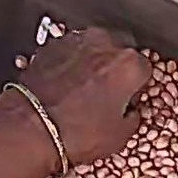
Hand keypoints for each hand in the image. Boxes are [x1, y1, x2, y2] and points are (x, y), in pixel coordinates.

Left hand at [17, 28, 150, 163]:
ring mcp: (76, 41)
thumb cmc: (78, 132)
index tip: (132, 99)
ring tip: (88, 91)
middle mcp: (105, 44)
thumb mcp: (119, 137)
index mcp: (129, 65)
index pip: (145, 69)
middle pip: (121, 51)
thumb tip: (130, 112)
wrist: (32, 127)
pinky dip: (73, 64)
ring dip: (96, 64)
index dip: (139, 86)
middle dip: (119, 69)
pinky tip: (69, 86)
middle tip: (112, 94)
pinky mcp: (52, 45)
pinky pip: (72, 52)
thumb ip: (132, 118)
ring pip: (95, 48)